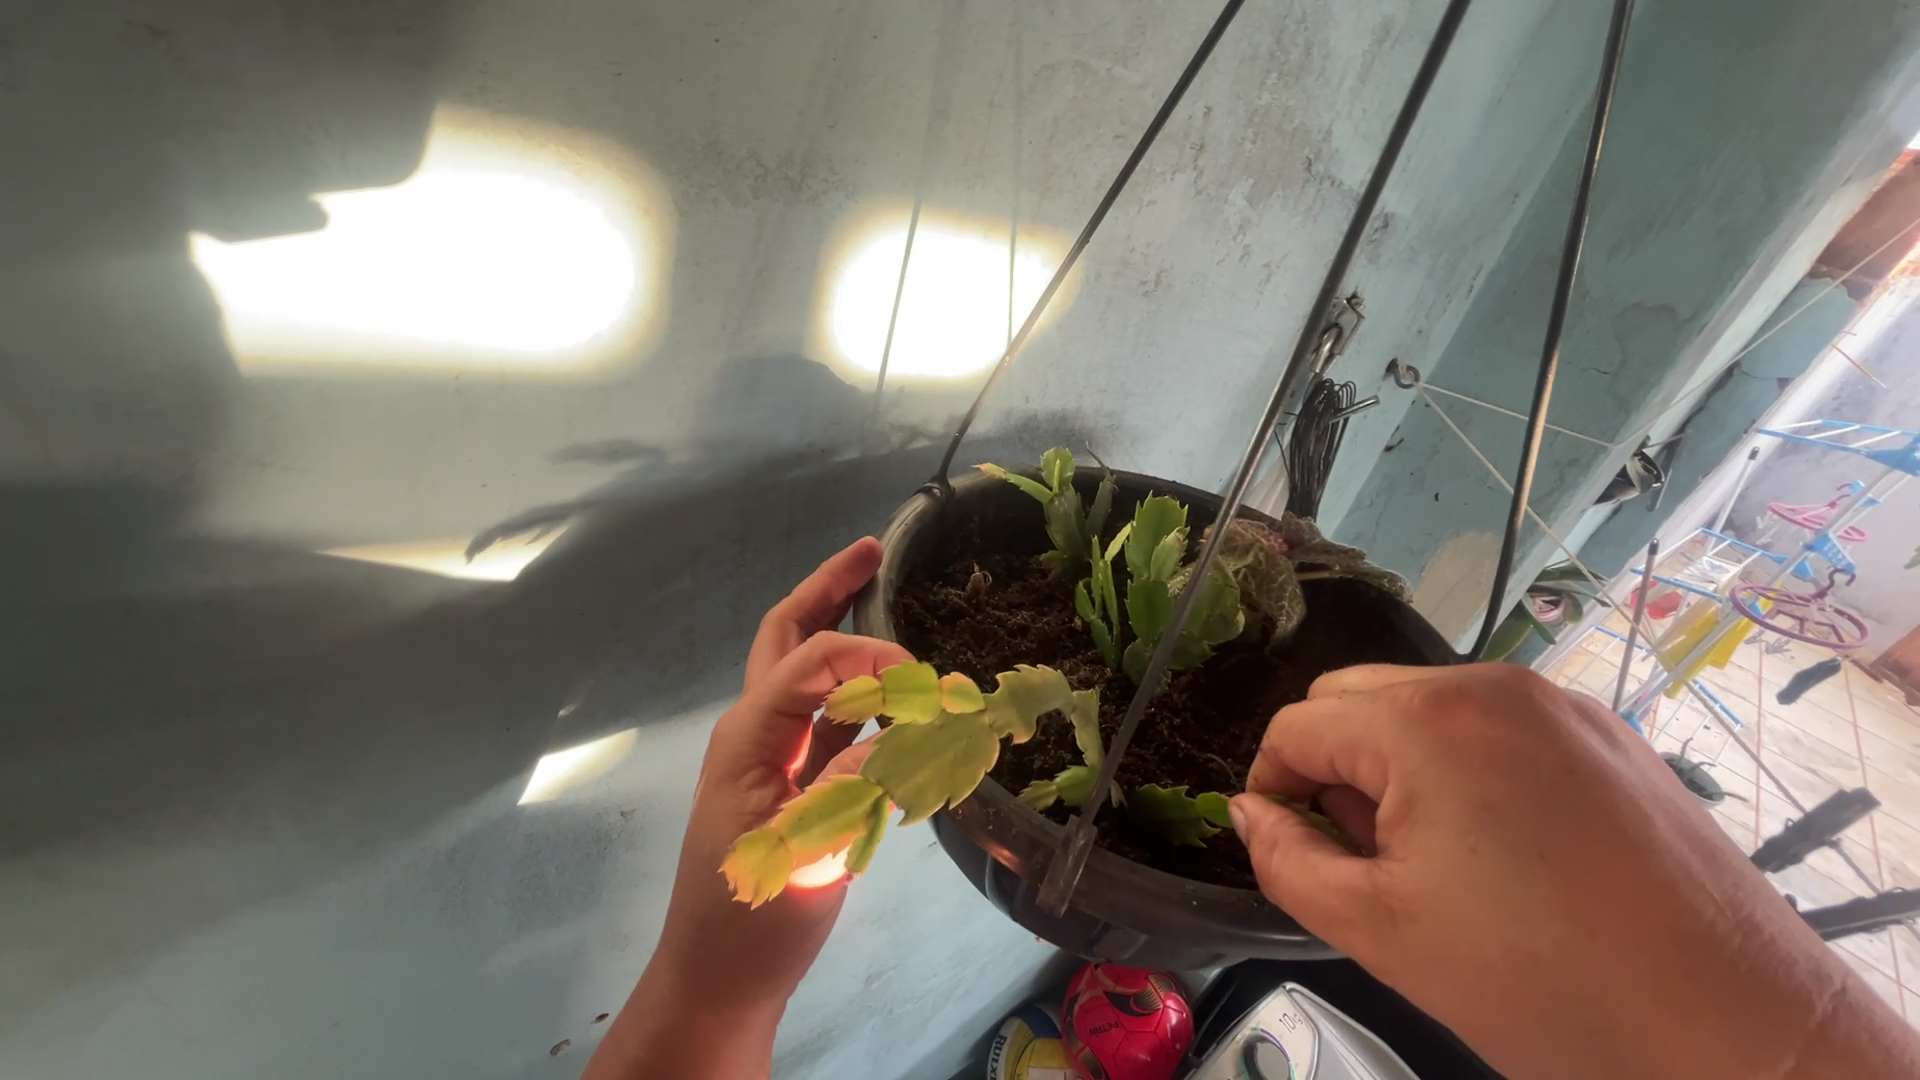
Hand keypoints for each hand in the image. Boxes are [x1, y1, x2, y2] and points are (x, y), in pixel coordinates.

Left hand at [585, 538, 908, 1079]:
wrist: (718, 978)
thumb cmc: (748, 921)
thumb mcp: (802, 855)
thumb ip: (850, 784)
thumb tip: (901, 732)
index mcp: (749, 733)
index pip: (811, 660)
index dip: (869, 654)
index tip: (924, 677)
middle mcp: (755, 725)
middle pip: (785, 633)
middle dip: (827, 587)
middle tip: (872, 550)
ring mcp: (771, 748)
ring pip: (802, 666)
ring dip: (839, 627)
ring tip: (880, 594)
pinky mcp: (791, 774)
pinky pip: (826, 713)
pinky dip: (857, 688)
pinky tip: (890, 686)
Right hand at [1228, 663, 1919, 1079]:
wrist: (1749, 1045)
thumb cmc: (1541, 984)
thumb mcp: (1377, 930)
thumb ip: (1284, 859)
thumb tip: (1247, 810)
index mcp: (1424, 722)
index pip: (1297, 726)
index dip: (1272, 784)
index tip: (1291, 842)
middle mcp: (1486, 685)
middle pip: (1351, 698)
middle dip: (1330, 764)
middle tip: (1361, 847)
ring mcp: (1554, 701)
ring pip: (1416, 703)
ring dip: (1391, 759)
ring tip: (1431, 848)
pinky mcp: (1604, 730)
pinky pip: (1487, 720)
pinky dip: (1457, 759)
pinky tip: (1498, 837)